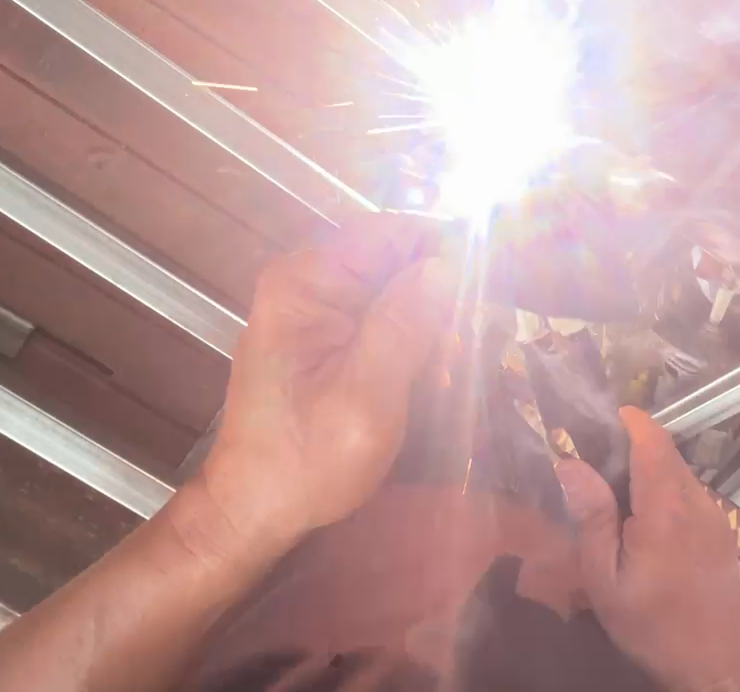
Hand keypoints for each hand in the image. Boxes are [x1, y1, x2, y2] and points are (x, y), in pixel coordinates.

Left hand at [198, 213, 456, 550]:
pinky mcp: (325, 326)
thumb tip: (446, 264)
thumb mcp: (365, 399)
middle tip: (458, 350)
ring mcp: (315, 302)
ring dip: (428, 322)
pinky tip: (424, 377)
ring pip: (395, 284)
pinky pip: (383, 310)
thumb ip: (404, 327)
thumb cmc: (306, 461)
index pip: (388, 232)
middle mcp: (307, 278)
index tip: (483, 284)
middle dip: (436, 296)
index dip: (442, 248)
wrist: (256, 507)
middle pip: (394, 256)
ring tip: (443, 373)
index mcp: (305, 283)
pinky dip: (411, 338)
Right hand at [556, 408, 739, 691]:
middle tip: (591, 460)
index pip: (652, 439)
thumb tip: (569, 462)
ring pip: (676, 469)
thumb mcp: (605, 579)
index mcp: (666, 509)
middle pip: (663, 450)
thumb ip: (591, 517)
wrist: (715, 670)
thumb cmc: (652, 625)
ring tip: (613, 495)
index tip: (596, 417)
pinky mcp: (721, 529)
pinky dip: (662, 488)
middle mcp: (696, 501)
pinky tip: (642, 520)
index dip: (628, 419)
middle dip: (628, 445)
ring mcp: (714, 514)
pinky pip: (687, 490)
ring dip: (646, 468)